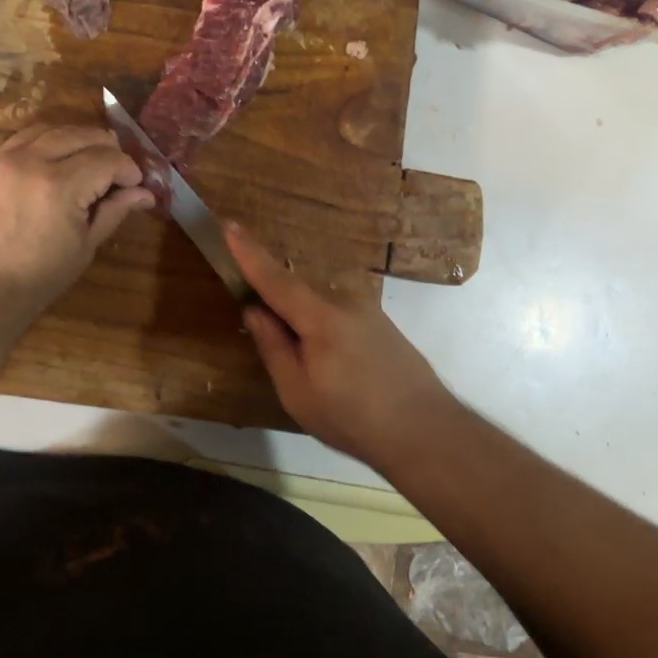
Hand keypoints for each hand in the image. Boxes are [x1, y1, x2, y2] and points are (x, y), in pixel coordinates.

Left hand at [0, 125, 154, 322]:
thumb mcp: (82, 249)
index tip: (135, 182)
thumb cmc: (33, 281)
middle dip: (105, 146)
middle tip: (116, 167)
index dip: (128, 168)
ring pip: (47, 130)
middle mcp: (30, 161)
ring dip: (73, 138)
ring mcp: (0, 159)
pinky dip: (41, 144)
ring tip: (84, 157)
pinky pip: (18, 141)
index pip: (107, 159)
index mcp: (60, 186)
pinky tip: (49, 161)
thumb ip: (112, 212)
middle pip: (79, 134)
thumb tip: (145, 193)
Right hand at [226, 223, 462, 463]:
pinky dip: (325, 336)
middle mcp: (346, 302)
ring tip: (318, 381)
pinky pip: (338, 319)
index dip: (249, 254)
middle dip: (278, 312)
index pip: (275, 279)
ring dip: (305, 331)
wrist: (428, 432)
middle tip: (276, 354)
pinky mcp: (382, 326)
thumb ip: (273, 346)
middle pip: (297, 295)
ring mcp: (368, 312)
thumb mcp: (298, 393)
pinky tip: (339, 376)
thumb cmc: (354, 418)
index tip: (229, 225)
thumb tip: (254, 310)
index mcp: (321, 317)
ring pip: (320, 310)